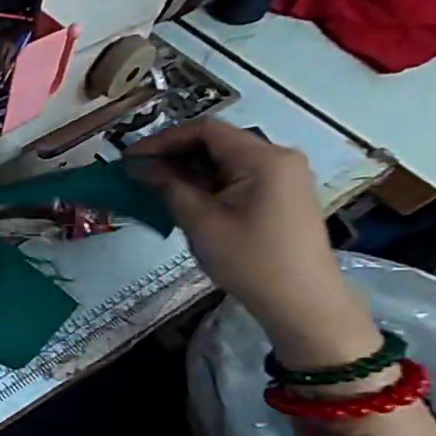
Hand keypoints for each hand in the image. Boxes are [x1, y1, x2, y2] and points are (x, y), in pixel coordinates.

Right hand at [131, 120, 378, 366]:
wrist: (303, 305)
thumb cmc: (251, 263)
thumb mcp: (203, 225)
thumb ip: (170, 188)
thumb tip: (142, 167)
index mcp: (264, 158)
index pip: (206, 130)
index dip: (164, 140)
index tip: (131, 157)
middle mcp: (280, 156)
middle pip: (219, 142)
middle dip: (177, 155)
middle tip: (140, 174)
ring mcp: (286, 176)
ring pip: (229, 160)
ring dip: (193, 171)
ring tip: (159, 188)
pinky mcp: (285, 195)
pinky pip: (242, 177)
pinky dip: (213, 183)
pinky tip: (190, 200)